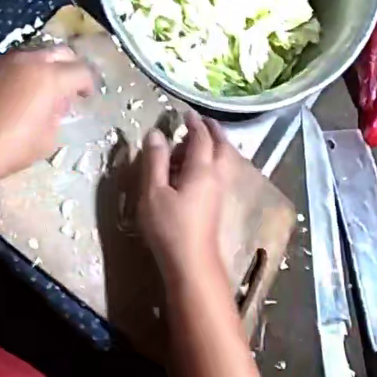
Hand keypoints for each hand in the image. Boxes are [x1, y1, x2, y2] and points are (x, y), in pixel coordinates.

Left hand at [0, 47, 92, 185]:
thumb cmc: (3, 149)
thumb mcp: (45, 141)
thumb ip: (58, 117)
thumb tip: (56, 107)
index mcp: (50, 77)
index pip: (82, 71)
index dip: (89, 85)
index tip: (86, 98)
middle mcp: (30, 60)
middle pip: (62, 53)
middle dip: (71, 69)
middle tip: (69, 92)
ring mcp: (5, 60)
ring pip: (38, 54)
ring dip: (48, 68)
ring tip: (44, 95)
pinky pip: (17, 62)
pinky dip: (27, 72)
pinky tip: (21, 95)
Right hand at [137, 115, 239, 296]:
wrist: (192, 263)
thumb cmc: (169, 227)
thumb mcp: (153, 192)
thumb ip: (155, 161)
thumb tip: (156, 133)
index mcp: (202, 169)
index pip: (202, 137)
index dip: (194, 123)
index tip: (186, 113)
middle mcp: (217, 176)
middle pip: (221, 146)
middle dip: (212, 131)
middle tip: (200, 122)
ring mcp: (220, 192)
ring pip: (223, 161)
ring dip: (213, 147)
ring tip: (195, 144)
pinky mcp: (217, 205)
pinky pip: (219, 173)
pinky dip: (211, 162)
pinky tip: (196, 170)